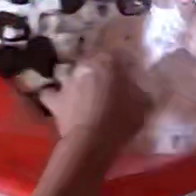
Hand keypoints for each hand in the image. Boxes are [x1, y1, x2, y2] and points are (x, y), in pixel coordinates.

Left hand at [41, 32, 150, 149]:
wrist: (92, 141)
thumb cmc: (122, 118)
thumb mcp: (143, 102)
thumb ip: (140, 89)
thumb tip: (138, 86)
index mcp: (109, 62)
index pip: (119, 54)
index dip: (126, 62)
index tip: (132, 71)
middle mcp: (85, 66)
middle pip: (95, 62)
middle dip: (103, 70)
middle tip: (112, 82)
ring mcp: (66, 82)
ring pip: (75, 75)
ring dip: (82, 82)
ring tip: (89, 93)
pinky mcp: (54, 99)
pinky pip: (53, 93)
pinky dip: (57, 95)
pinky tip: (63, 101)